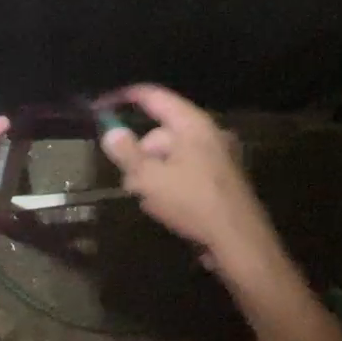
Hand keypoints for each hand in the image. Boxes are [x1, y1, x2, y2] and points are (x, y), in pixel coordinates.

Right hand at [98, 84, 270, 259]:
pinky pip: (186, 170)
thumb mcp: (150, 178)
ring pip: (171, 155)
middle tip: (127, 178)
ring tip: (147, 199)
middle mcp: (208, 133)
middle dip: (139, 153)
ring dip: (153, 173)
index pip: (153, 96)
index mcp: (192, 124)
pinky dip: (170, 183)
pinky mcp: (221, 180)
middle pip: (160, 133)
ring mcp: (218, 157)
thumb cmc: (193, 202)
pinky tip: (165, 208)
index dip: (123, 98)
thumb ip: (126, 152)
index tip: (100, 108)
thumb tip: (111, 132)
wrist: (241, 244)